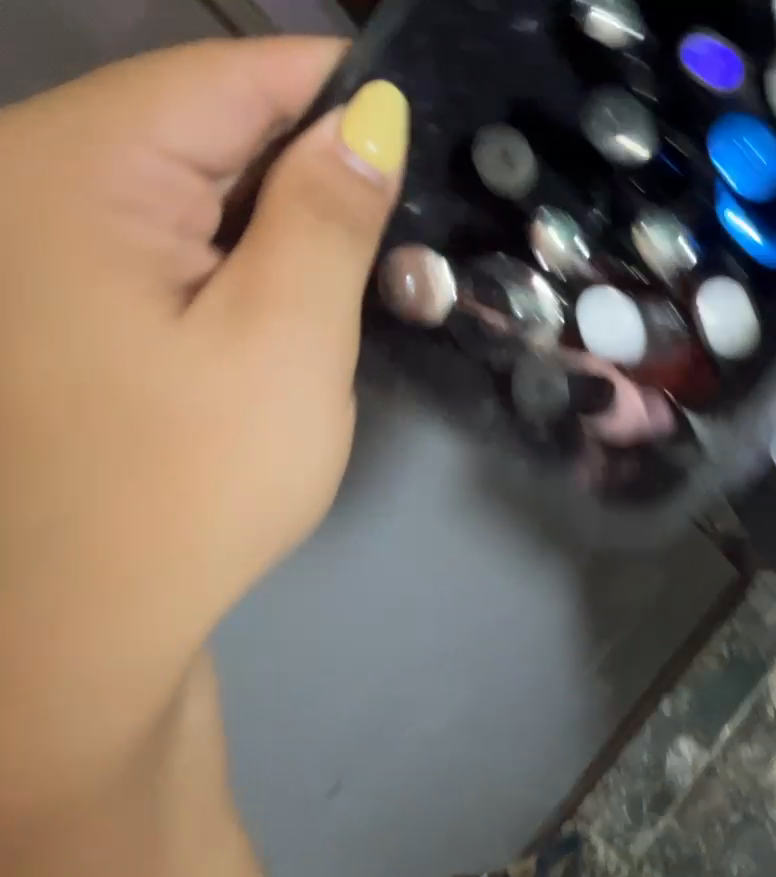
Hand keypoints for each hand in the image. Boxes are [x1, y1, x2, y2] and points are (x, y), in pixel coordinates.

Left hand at [0, 38, 404, 697]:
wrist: (87, 599)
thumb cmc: (196, 470)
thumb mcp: (286, 337)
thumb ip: (326, 218)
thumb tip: (372, 118)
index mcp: (68, 171)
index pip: (223, 76)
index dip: (335, 83)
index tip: (433, 110)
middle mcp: (21, 175)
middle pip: (199, 117)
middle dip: (315, 150)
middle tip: (422, 205)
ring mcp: (27, 233)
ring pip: (186, 172)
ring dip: (287, 202)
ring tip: (378, 248)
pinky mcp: (50, 283)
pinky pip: (163, 222)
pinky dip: (243, 239)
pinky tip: (302, 281)